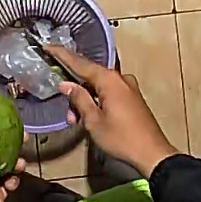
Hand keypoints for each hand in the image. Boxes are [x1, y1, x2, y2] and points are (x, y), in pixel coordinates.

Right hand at [47, 46, 178, 176]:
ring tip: (76, 121)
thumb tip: (66, 84)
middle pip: (89, 76)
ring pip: (99, 87)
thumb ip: (79, 99)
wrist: (153, 154)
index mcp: (109, 80)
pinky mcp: (132, 98)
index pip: (80, 63)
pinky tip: (89, 117)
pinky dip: (96, 101)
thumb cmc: (121, 138)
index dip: (62, 55)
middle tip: (66, 112)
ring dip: (85, 100)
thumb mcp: (93, 121)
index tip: (48, 47)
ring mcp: (128, 88)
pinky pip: (109, 93)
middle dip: (74, 90)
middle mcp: (120, 78)